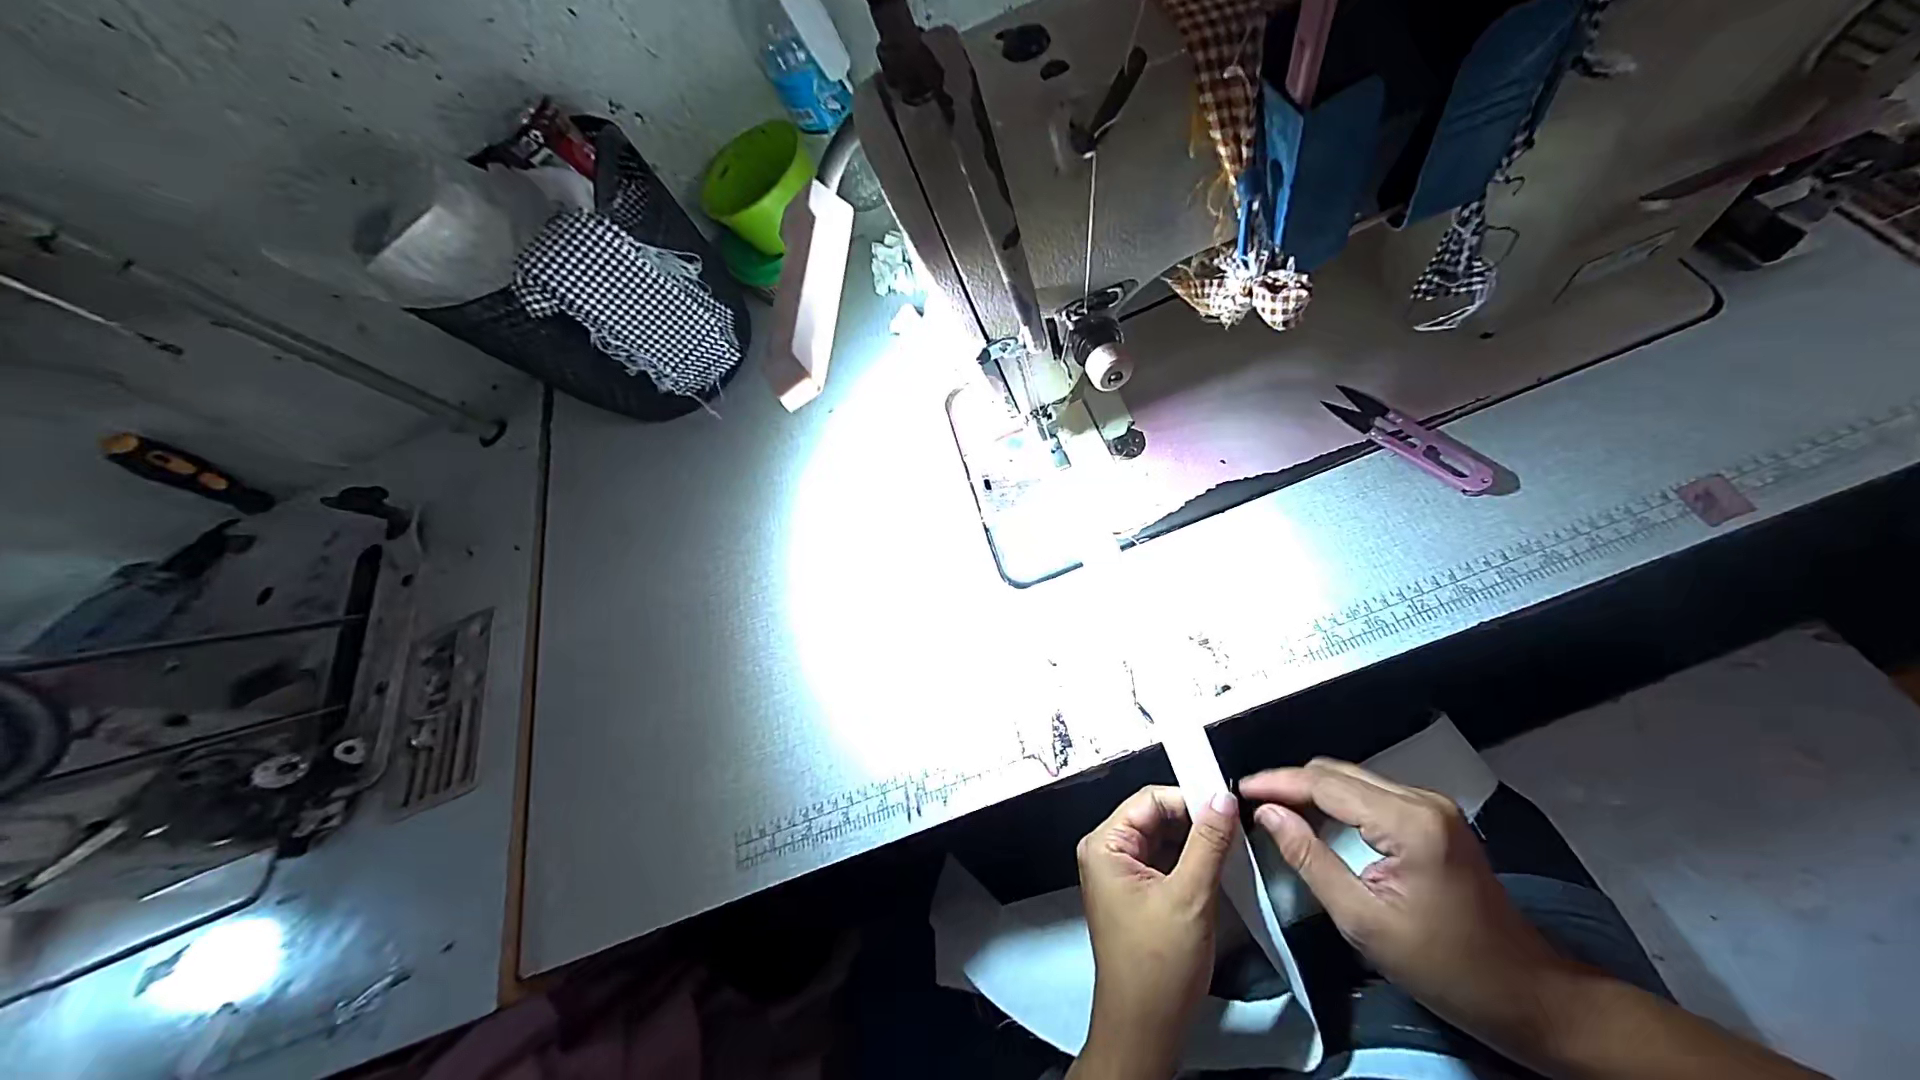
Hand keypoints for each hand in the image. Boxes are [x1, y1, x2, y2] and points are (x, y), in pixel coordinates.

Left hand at [1070, 785, 1238, 1079]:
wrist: (1146, 1026)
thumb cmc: (1156, 968)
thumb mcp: (1189, 897)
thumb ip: (1208, 843)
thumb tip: (1222, 799)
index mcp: (1105, 845)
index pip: (1149, 799)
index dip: (1188, 798)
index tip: (1224, 804)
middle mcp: (1107, 852)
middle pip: (1156, 816)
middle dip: (1195, 820)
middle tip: (1233, 825)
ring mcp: (1122, 872)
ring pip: (1164, 838)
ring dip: (1196, 842)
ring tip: (1230, 847)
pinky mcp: (1138, 891)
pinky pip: (1166, 860)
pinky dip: (1191, 861)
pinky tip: (1217, 866)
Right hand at [1240, 759, 1568, 1051]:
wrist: (1528, 994)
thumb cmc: (1444, 967)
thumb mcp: (1363, 920)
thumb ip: (1309, 858)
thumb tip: (1267, 813)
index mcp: (1408, 823)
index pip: (1325, 784)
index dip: (1276, 782)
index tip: (1239, 789)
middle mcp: (1422, 801)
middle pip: (1337, 772)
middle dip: (1289, 783)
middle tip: (1251, 801)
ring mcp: (1431, 807)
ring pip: (1351, 778)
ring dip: (1310, 790)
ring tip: (1273, 808)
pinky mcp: (1433, 817)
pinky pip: (1369, 794)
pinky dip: (1334, 800)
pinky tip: (1312, 817)